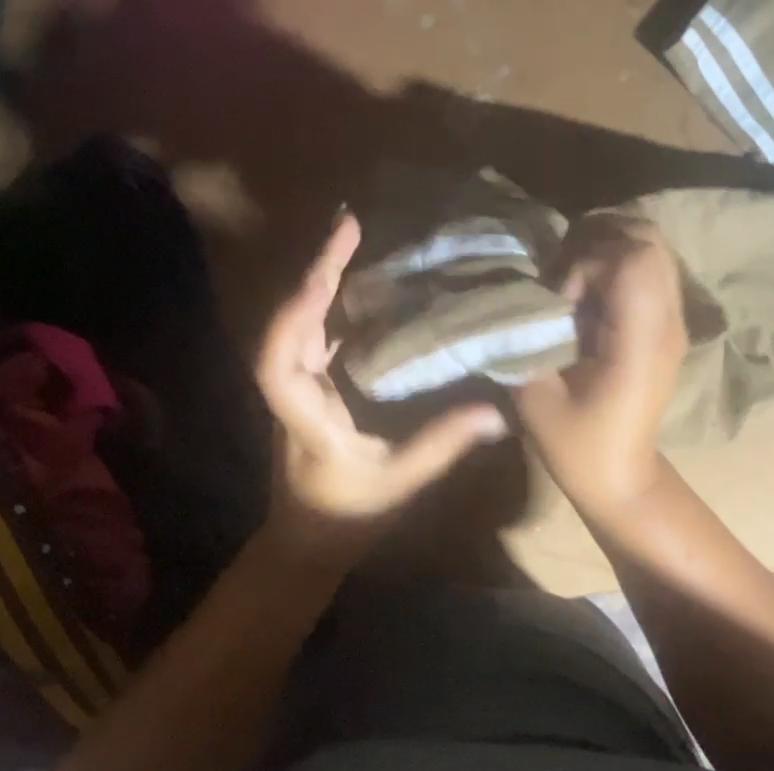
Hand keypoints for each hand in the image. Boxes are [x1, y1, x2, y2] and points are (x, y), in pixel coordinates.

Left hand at [257, 213, 508, 559]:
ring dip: (320, 282)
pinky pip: (313, 339)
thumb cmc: (347, 518)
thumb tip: (497, 412)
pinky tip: (357, 285)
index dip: (293, 317)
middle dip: (314, 274)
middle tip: (350, 226)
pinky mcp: (309, 391)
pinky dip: (330, 306)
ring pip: (297, 328)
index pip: (277, 364)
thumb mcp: (399, 484)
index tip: (322, 276)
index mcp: (306, 418)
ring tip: (352, 239)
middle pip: (286, 328)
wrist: (307, 540)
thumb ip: (442, 446)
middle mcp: (293, 396)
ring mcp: (298, 391)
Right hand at [514, 214, 688, 509]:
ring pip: (653, 247)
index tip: (560, 299)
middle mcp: (669, 321)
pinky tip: (587, 296)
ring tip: (571, 280)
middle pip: (649, 240)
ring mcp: (674, 321)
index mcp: (642, 342)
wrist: (622, 478)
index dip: (587, 262)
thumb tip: (513, 301)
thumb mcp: (535, 401)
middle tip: (560, 272)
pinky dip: (616, 266)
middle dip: (597, 241)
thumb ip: (524, 344)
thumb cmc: (578, 448)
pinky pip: (649, 270)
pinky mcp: (667, 324)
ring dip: (607, 250)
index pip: (633, 259)